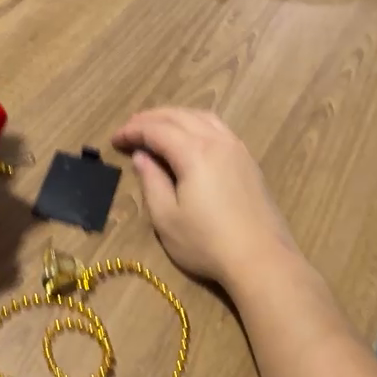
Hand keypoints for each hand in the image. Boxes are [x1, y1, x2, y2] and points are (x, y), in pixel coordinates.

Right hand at [111, 108, 299, 288]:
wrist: (262, 259)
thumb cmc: (207, 243)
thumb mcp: (167, 218)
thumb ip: (151, 182)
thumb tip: (141, 157)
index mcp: (194, 152)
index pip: (156, 129)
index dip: (132, 131)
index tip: (114, 139)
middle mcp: (217, 141)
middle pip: (180, 116)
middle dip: (151, 118)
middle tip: (130, 128)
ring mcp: (237, 149)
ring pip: (203, 117)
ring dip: (176, 117)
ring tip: (158, 127)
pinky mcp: (249, 162)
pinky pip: (219, 128)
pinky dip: (197, 124)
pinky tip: (191, 138)